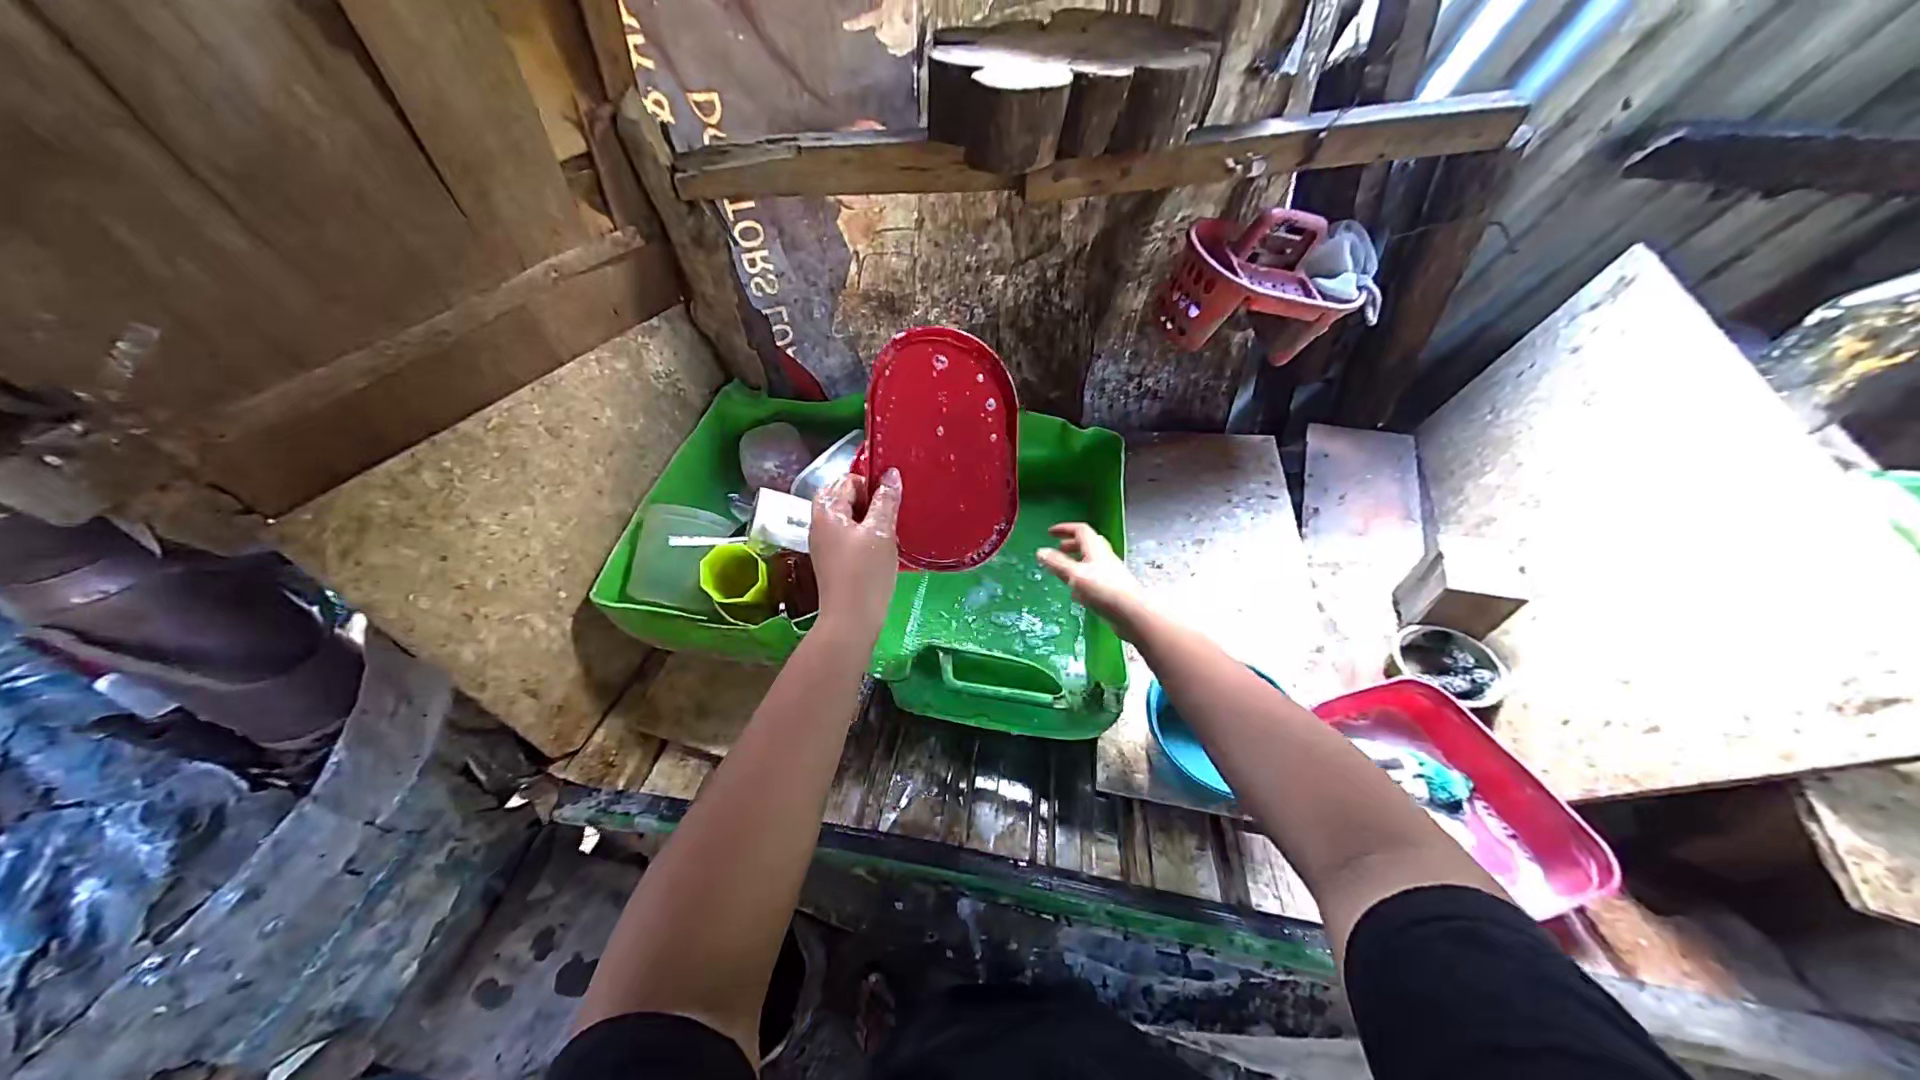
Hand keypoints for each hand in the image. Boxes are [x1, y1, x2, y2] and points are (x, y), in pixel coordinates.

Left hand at [810, 469, 901, 638]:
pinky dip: (864, 536)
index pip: (849, 480)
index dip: (872, 486)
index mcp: (826, 510)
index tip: (890, 503)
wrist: (851, 619)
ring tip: (887, 534)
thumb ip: (886, 500)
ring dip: (869, 521)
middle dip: (869, 502)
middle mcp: (819, 523)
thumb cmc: (866, 573)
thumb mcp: (881, 532)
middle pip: (845, 498)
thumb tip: (890, 474)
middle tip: (890, 518)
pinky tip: (879, 550)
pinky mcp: (831, 560)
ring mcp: (823, 543)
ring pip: (848, 518)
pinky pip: (848, 536)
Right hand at [1037, 522, 1150, 639]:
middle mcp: (1104, 558)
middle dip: (1070, 544)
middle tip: (1057, 549)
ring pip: (1091, 561)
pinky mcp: (1112, 589)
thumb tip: (1040, 551)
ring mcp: (1110, 574)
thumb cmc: (1103, 591)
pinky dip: (1082, 579)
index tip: (1050, 532)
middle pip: (1087, 544)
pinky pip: (1094, 577)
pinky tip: (1076, 593)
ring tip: (1063, 570)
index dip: (1065, 529)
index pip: (1080, 530)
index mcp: (1095, 550)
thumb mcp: (1075, 576)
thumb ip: (1057, 564)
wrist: (1132, 614)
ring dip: (1076, 562)